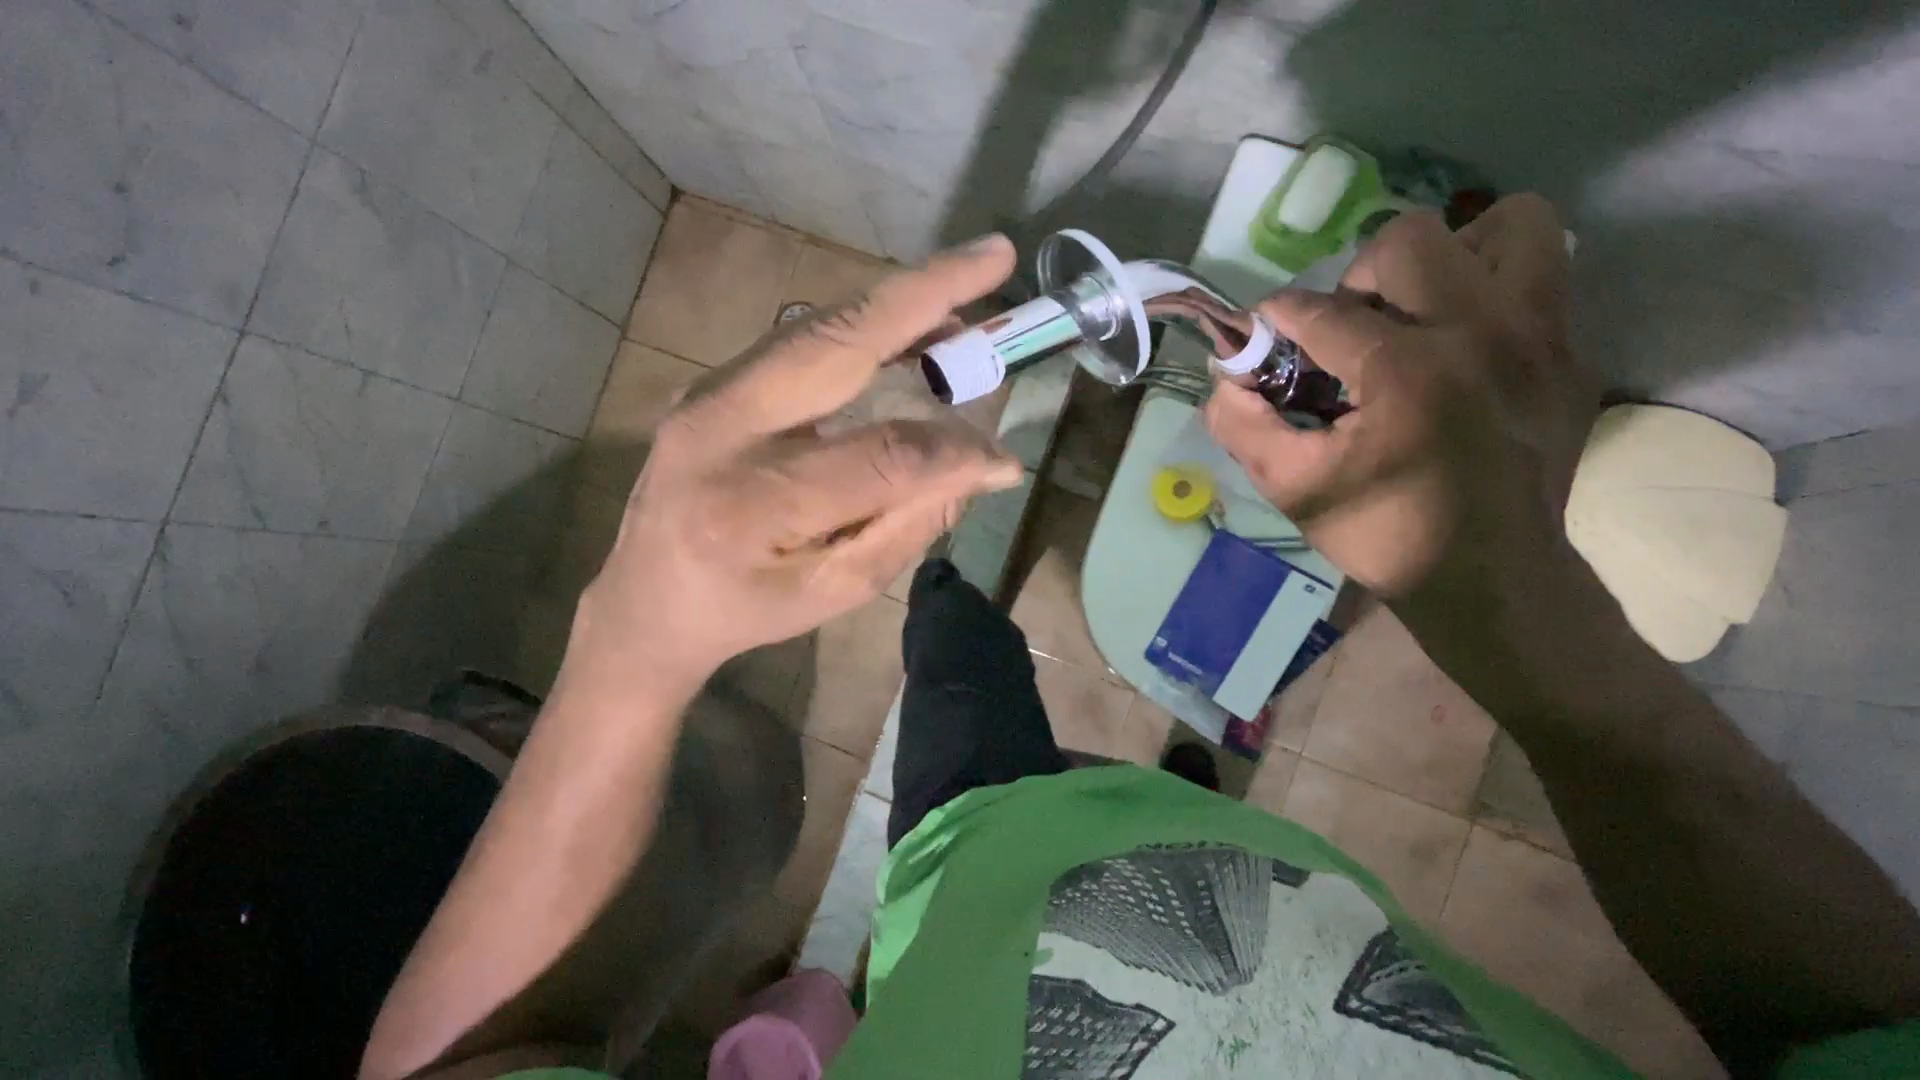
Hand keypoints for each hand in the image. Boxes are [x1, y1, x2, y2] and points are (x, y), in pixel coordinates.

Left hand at [557, 236, 1023, 701]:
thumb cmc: (747, 608)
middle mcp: (721, 430)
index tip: (1001, 459)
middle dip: (923, 294)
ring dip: (895, 305)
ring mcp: (707, 396)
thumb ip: (910, 525)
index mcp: (754, 504)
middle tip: (994, 257)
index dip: (953, 452)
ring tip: (964, 294)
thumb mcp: (835, 592)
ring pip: (817, 329)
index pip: (881, 458)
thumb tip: (984, 464)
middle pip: (835, 344)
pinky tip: (905, 327)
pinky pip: (799, 343)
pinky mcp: (711, 384)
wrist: (646, 601)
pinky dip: (861, 328)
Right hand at [1206, 196, 1596, 605]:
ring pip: (1509, 227)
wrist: (1493, 581)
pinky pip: (1542, 280)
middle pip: (1411, 240)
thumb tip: (1224, 377)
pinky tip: (1464, 350)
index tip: (1263, 335)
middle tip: (1354, 330)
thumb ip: (1243, 425)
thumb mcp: (1294, 488)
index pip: (1321, 309)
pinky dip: (1494, 295)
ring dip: (1453, 258)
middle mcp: (1482, 332)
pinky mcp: (1571, 357)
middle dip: (1362, 278)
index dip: (1277, 317)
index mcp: (1407, 371)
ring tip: (1426, 312)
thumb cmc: (1386, 536)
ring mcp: (1541, 339)